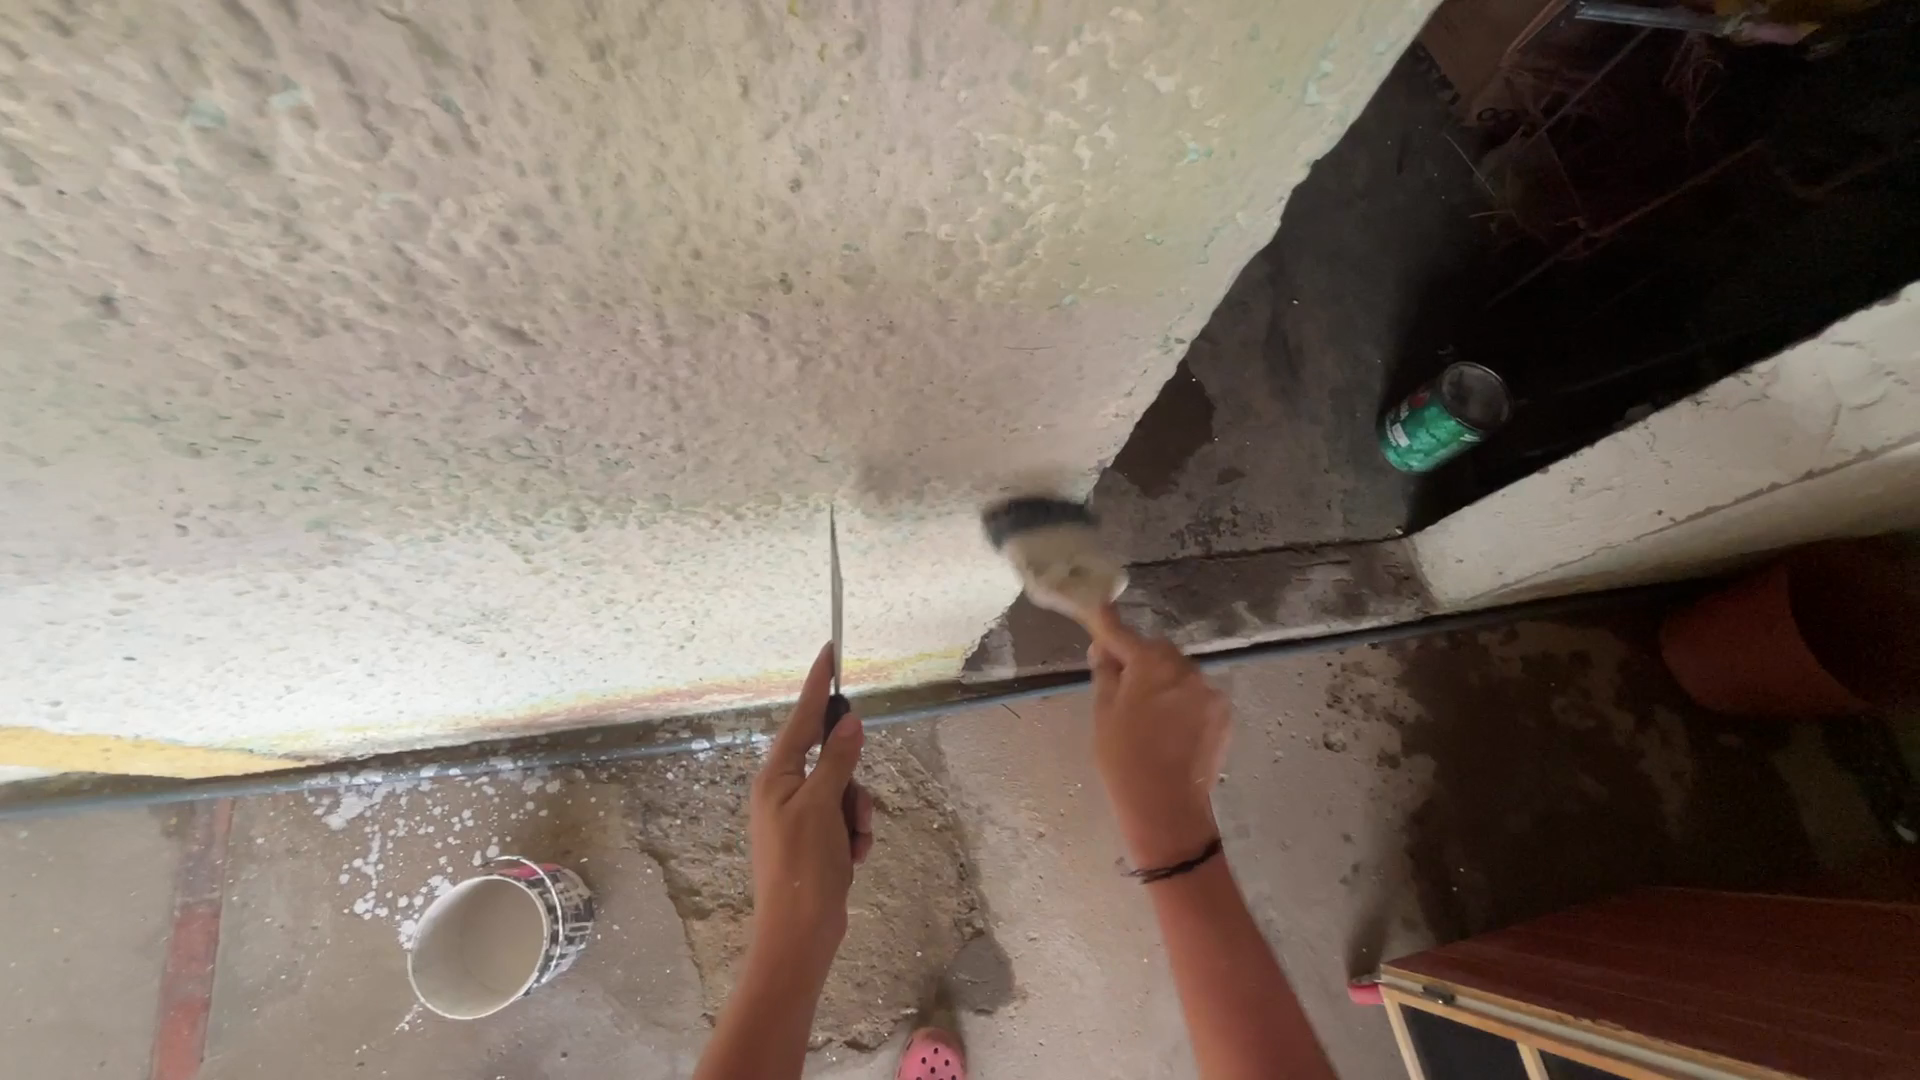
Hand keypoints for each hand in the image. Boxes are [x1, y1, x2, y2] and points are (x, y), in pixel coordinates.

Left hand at [746, 643, 874, 982]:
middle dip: (853, 781)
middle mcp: (785, 788)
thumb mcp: (822, 806)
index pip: (802, 717)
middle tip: (854, 807)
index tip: (830, 651)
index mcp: (776, 775)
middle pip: (832, 755)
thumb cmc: (804, 867)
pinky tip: (853, 856)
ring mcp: (800, 813)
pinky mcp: (816, 836)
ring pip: (847, 786)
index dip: (818, 684)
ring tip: (854, 842)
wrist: (801, 934)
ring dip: (859, 812)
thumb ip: (837, 760)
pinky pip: (848, 814)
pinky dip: (857, 832)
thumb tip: (850, 720)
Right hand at [1088, 611, 1229, 868]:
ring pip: (1179, 673)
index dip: (1107, 624)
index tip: (1099, 609)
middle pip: (1157, 651)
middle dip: (1141, 661)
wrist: (1166, 805)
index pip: (1123, 635)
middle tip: (1123, 686)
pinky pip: (1197, 694)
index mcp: (1151, 663)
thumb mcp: (1103, 712)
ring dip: (1164, 681)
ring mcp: (1209, 690)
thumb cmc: (1124, 757)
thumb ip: (1106, 673)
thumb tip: (1104, 650)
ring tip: (1150, 714)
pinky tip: (1171, 728)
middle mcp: (1185, 668)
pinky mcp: (1224, 713)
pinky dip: (1183, 701)